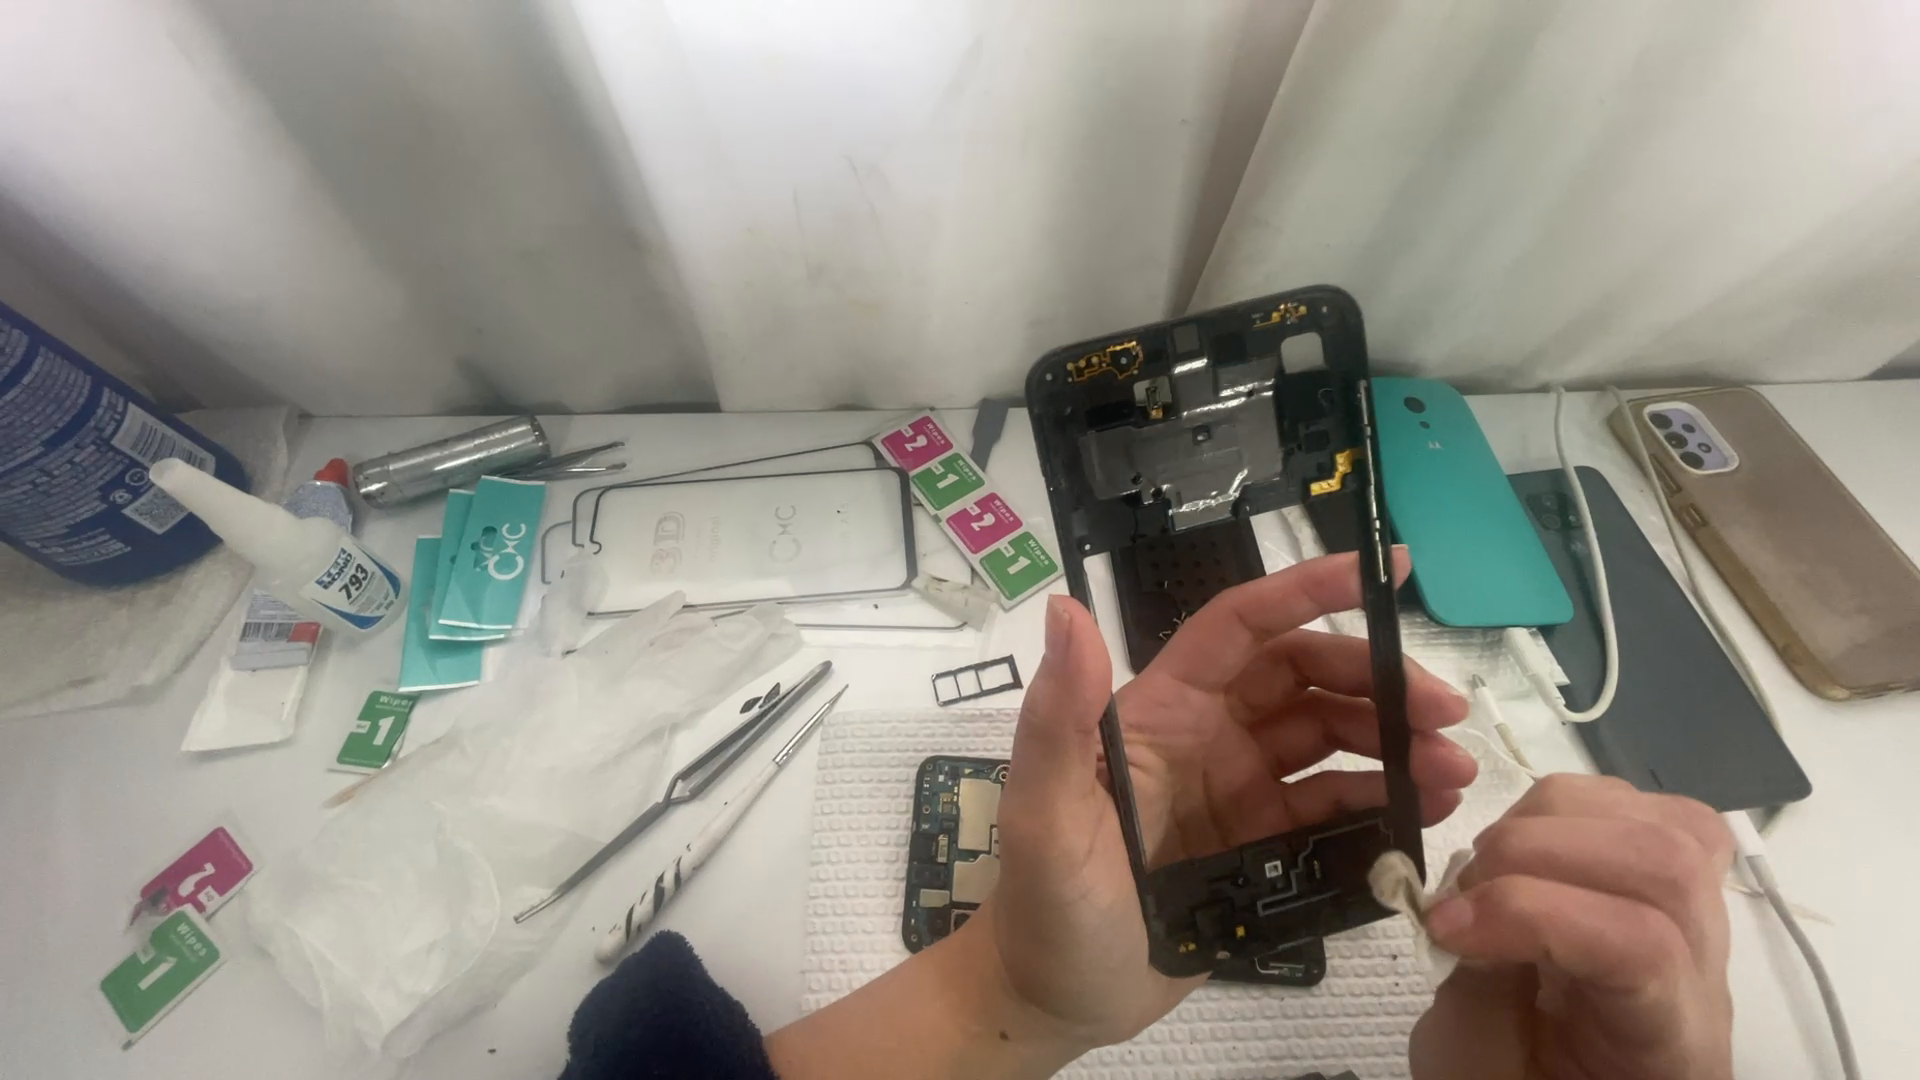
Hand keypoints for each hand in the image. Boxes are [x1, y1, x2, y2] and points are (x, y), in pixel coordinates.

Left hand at [987, 551, 1477, 1050]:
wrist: (1059, 993)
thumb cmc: (1046, 900)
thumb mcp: (1046, 806)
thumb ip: (1059, 712)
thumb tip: (1065, 608)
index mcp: (1159, 710)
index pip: (1237, 629)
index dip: (1302, 594)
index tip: (1378, 572)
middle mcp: (1203, 734)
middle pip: (1300, 678)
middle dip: (1372, 678)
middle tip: (1444, 709)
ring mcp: (1235, 788)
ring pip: (1326, 737)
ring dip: (1391, 739)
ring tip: (1454, 768)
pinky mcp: (1259, 841)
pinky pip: (1330, 806)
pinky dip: (1380, 801)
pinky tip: (1425, 812)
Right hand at [1411, 774, 1735, 1079]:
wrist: (1549, 1072)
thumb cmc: (1512, 1078)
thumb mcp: (1477, 1067)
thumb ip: (1474, 992)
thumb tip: (1458, 910)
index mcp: (1666, 1044)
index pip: (1641, 946)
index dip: (1526, 913)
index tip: (1442, 929)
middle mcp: (1703, 973)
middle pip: (1662, 862)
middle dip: (1528, 849)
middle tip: (1463, 889)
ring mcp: (1690, 915)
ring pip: (1649, 817)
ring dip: (1536, 820)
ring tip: (1486, 866)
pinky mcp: (1654, 872)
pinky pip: (1633, 802)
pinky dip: (1556, 804)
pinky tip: (1518, 845)